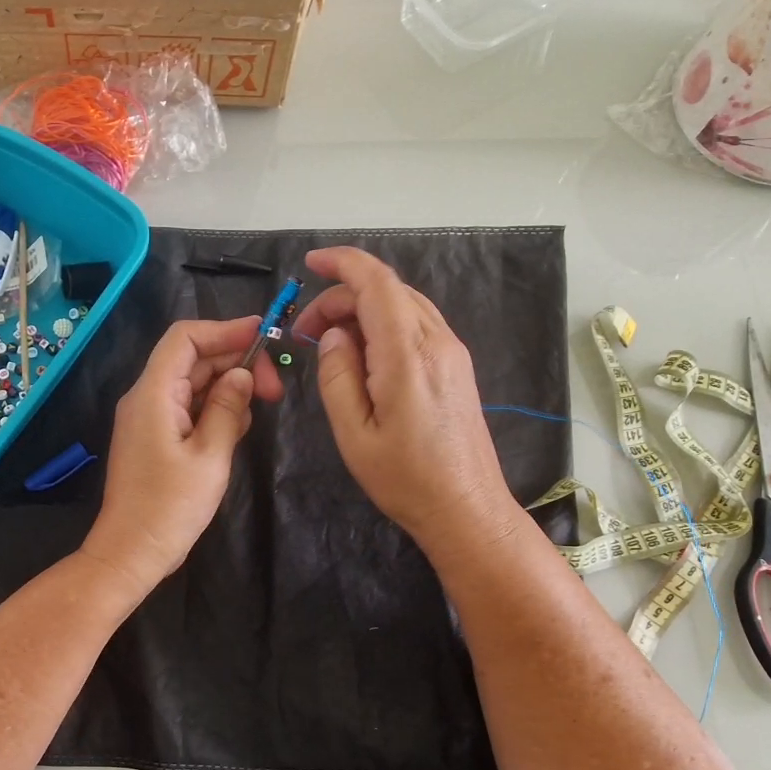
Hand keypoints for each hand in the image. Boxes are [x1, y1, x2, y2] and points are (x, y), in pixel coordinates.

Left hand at [80, 316, 284, 588]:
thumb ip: (229, 408)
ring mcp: (148, 419)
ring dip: (228, 389)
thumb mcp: (210, 456)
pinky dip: (214, 411)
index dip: (225, 329)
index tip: (265, 337)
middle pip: (193, 359)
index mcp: (154, 393)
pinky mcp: (154, 439)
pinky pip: (187, 409)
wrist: (132, 552)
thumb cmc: (170, 506)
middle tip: (274, 390)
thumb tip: (242, 374)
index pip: (186, 338)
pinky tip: (237, 431)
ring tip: (256, 414)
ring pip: (193, 384)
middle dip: (235, 363)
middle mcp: (146, 398)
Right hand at [291, 246, 518, 549]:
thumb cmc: (405, 478)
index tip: (310, 263)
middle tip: (305, 335)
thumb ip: (338, 377)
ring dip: (363, 311)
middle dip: (342, 297)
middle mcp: (436, 342)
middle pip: (388, 291)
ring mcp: (452, 352)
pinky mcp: (456, 367)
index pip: (377, 285)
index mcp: (408, 355)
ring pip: (403, 306)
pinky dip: (383, 325)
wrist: (465, 507)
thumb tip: (333, 336)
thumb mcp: (354, 434)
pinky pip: (416, 326)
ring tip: (329, 345)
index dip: (343, 263)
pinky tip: (362, 356)